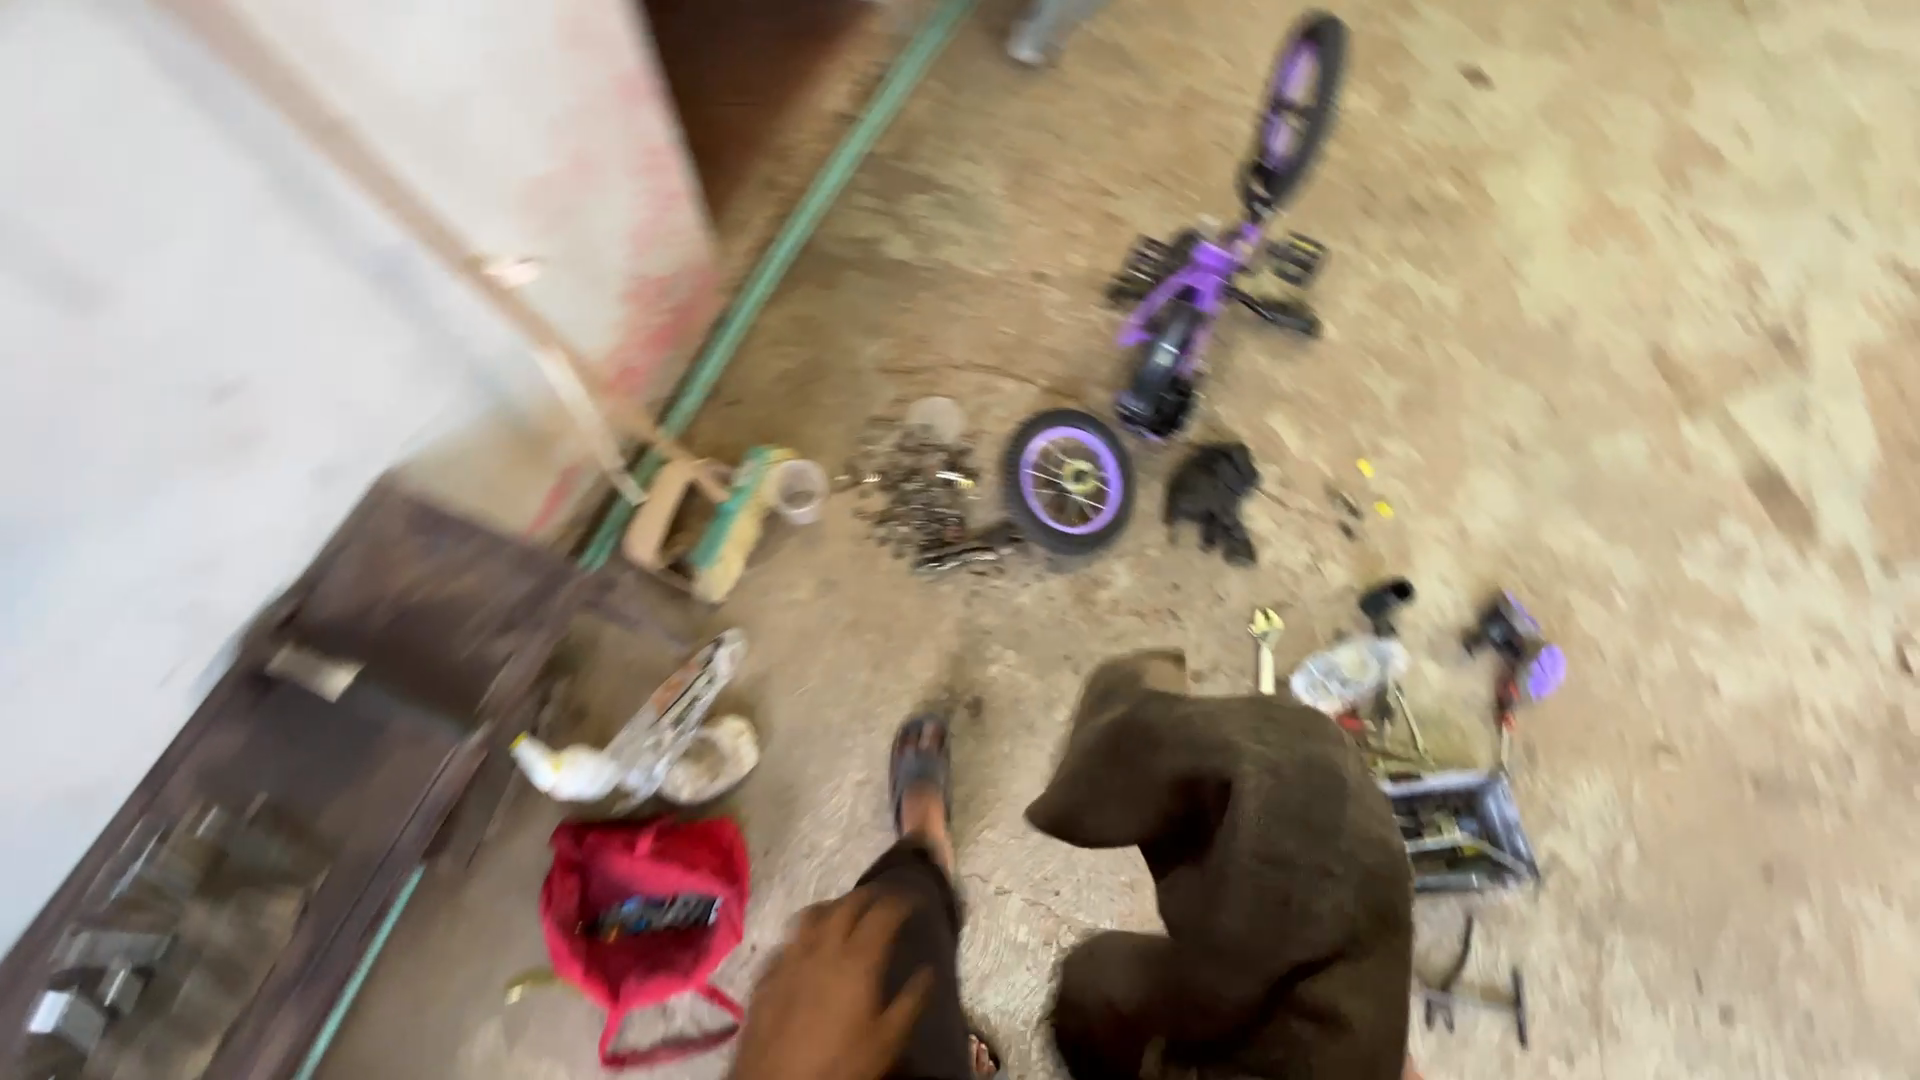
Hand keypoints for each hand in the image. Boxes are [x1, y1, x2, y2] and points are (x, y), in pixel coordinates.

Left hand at [729, 887, 932, 1079]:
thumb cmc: (840, 1066)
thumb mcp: (887, 1041)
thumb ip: (911, 1002)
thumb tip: (928, 971)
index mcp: (857, 960)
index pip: (883, 912)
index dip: (901, 900)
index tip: (915, 900)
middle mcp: (823, 948)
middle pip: (847, 903)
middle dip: (869, 895)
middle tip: (884, 900)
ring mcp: (791, 958)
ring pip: (813, 913)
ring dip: (834, 906)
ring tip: (845, 912)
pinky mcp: (768, 975)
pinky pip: (788, 938)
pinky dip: (804, 933)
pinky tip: (808, 946)